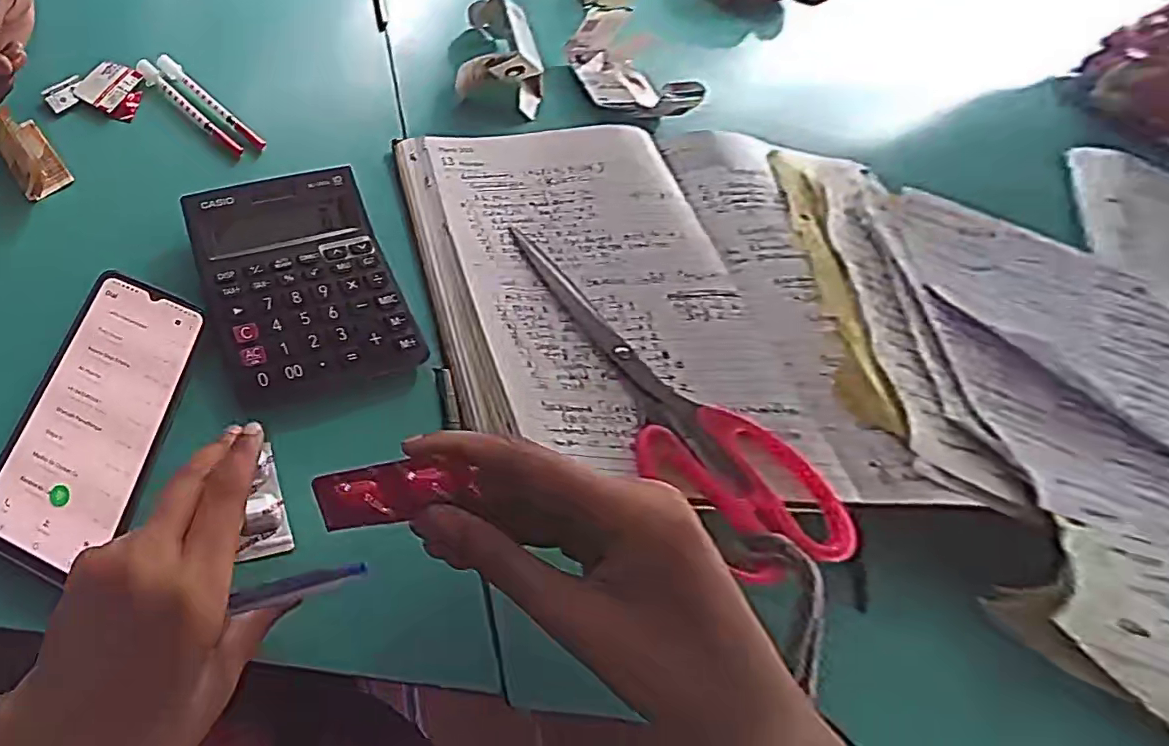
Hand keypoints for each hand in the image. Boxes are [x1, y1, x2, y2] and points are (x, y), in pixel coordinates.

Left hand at [0, 425, 286, 745]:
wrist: (60, 735)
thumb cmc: (143, 723)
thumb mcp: (214, 682)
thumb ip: (251, 625)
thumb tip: (284, 593)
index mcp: (192, 594)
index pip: (222, 503)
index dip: (240, 461)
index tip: (251, 437)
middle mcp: (150, 563)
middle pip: (188, 485)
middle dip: (213, 455)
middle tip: (233, 440)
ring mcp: (113, 556)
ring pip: (160, 515)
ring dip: (180, 517)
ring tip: (186, 565)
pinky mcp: (88, 558)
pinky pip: (132, 537)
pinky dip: (150, 546)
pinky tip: (148, 586)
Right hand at [403, 432, 838, 745]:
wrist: (754, 732)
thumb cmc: (675, 680)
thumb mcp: (575, 620)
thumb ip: (497, 559)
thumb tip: (432, 518)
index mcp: (631, 505)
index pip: (528, 460)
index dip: (463, 450)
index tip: (414, 450)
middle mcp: (632, 494)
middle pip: (531, 478)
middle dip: (469, 489)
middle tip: (416, 499)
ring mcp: (631, 513)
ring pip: (539, 500)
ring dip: (488, 514)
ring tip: (437, 530)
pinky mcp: (627, 534)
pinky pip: (559, 522)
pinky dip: (517, 533)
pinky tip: (478, 542)